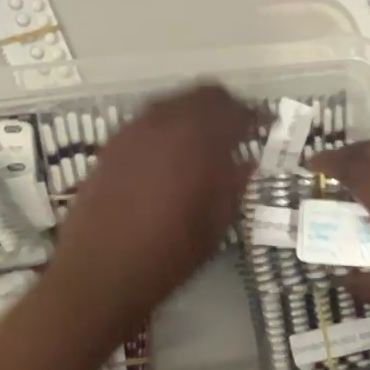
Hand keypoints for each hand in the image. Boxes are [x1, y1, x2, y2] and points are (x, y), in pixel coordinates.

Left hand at [47, 85, 255, 330]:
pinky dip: (168, 128)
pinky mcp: (110, 146)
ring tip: (208, 141)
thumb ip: (234, 184)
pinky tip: (173, 155)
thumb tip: (248, 161)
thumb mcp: (215, 224)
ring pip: (172, 103)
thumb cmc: (168, 256)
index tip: (268, 126)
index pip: (235, 111)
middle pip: (202, 95)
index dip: (256, 116)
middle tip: (241, 129)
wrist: (101, 274)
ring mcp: (132, 132)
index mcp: (196, 142)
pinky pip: (148, 122)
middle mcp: (163, 125)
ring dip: (195, 114)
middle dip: (225, 108)